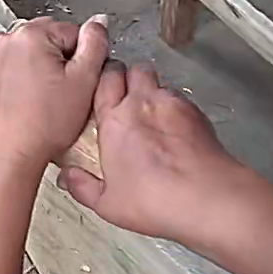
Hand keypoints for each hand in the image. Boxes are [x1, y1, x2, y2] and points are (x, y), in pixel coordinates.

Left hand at [0, 15, 109, 171]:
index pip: (73, 33)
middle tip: (65, 87)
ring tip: (43, 88)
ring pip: (25, 43)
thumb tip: (98, 21)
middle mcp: (8, 40)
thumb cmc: (48, 124)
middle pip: (49, 36)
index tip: (81, 78)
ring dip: (37, 59)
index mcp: (34, 36)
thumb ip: (95, 45)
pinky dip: (4, 54)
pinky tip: (16, 68)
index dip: (84, 57)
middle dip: (60, 56)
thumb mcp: (85, 82)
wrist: (15, 153)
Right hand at [57, 64, 259, 244]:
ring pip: (159, 83)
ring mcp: (173, 104)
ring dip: (154, 94)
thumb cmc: (153, 200)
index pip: (105, 79)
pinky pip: (181, 100)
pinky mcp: (197, 113)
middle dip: (130, 79)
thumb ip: (83, 186)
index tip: (104, 93)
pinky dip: (175, 110)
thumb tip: (67, 177)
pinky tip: (177, 133)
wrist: (205, 196)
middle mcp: (143, 103)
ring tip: (155, 119)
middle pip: (134, 70)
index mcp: (114, 119)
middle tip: (128, 101)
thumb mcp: (108, 203)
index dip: (105, 81)